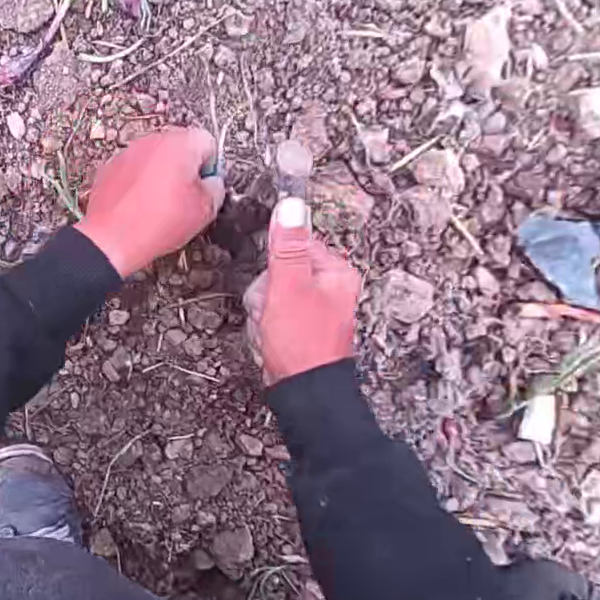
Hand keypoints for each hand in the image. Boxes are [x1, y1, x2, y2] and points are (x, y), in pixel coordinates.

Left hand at [75, 127, 225, 277]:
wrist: (111, 239)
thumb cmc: (154, 223)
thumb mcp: (203, 211)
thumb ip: (216, 189)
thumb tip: (214, 184)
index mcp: (180, 144)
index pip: (209, 143)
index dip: (211, 168)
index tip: (206, 186)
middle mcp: (153, 141)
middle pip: (181, 147)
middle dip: (187, 170)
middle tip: (187, 199)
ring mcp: (129, 152)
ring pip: (157, 158)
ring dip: (163, 177)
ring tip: (162, 207)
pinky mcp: (111, 167)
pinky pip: (135, 170)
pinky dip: (141, 184)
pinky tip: (143, 207)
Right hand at [246, 197, 361, 384]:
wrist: (304, 393)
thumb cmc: (302, 344)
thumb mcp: (289, 287)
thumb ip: (288, 247)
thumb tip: (291, 206)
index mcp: (336, 273)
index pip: (294, 245)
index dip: (275, 265)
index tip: (274, 283)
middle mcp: (330, 289)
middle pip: (280, 270)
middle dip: (267, 293)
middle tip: (273, 311)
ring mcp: (315, 309)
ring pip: (272, 293)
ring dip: (263, 312)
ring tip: (272, 329)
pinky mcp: (301, 326)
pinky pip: (273, 314)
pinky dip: (267, 327)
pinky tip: (271, 339)